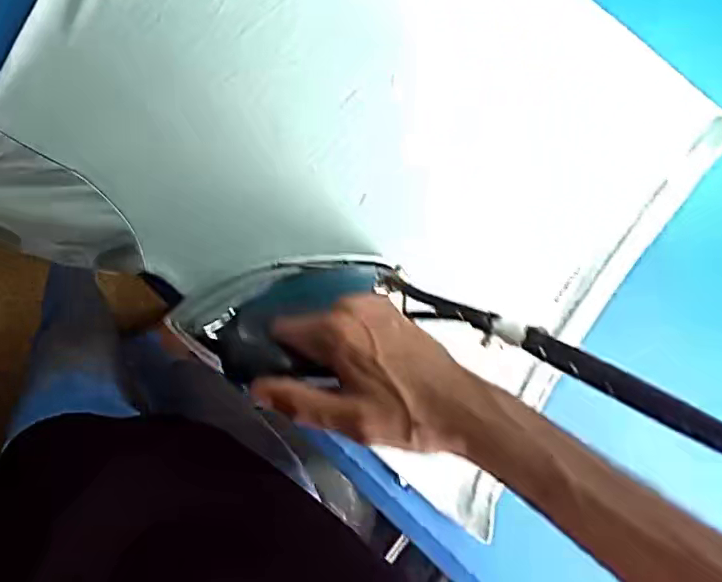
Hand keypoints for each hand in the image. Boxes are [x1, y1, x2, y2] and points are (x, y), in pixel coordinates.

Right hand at [249, 294, 500, 457]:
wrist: (463, 407)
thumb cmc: (407, 416)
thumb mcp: (349, 420)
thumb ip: (297, 401)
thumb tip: (257, 388)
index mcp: (334, 329)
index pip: (279, 328)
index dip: (280, 355)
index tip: (295, 376)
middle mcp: (347, 305)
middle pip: (305, 324)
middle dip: (310, 353)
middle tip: (334, 385)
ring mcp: (368, 301)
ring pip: (327, 320)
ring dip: (331, 344)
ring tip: (357, 376)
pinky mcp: (384, 304)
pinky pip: (349, 316)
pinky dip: (350, 334)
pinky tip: (372, 362)